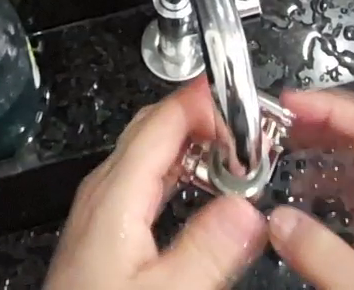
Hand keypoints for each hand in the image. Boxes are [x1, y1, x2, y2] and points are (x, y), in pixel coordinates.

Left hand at [47, 80, 266, 289]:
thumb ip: (207, 251)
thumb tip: (251, 210)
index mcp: (116, 192)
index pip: (163, 120)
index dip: (205, 103)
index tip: (247, 105)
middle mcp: (104, 188)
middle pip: (155, 127)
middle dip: (203, 117)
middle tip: (250, 130)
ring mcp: (101, 206)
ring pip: (150, 150)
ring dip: (192, 143)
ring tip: (235, 156)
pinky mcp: (104, 227)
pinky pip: (145, 176)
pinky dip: (179, 168)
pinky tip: (202, 191)